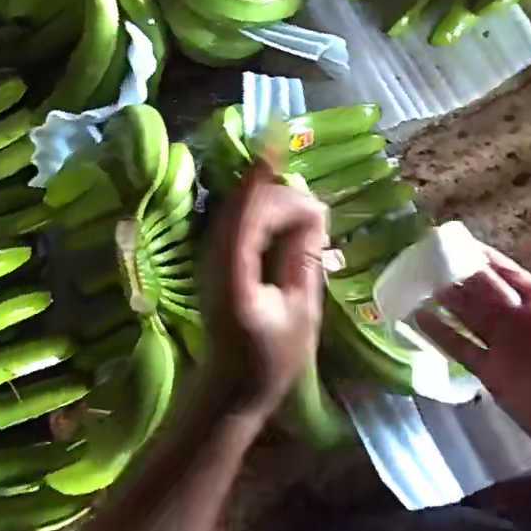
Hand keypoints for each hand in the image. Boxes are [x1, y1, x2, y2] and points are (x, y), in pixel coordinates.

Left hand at [202, 162, 328, 418]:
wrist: (230, 387)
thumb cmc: (269, 360)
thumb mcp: (302, 313)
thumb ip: (303, 259)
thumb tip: (314, 213)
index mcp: (235, 275)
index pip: (245, 214)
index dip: (262, 178)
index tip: (280, 143)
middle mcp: (214, 260)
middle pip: (244, 206)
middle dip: (282, 196)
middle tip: (320, 218)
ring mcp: (209, 260)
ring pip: (238, 212)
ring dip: (272, 204)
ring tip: (310, 222)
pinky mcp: (214, 263)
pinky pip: (237, 225)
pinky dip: (262, 215)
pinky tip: (286, 222)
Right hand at [412, 231, 530, 485]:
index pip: (509, 273)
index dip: (483, 257)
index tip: (452, 240)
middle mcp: (523, 322)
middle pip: (481, 291)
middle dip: (454, 274)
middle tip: (423, 257)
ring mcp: (506, 350)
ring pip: (466, 317)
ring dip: (443, 299)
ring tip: (414, 281)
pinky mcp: (493, 377)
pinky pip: (460, 349)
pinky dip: (439, 334)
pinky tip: (417, 317)